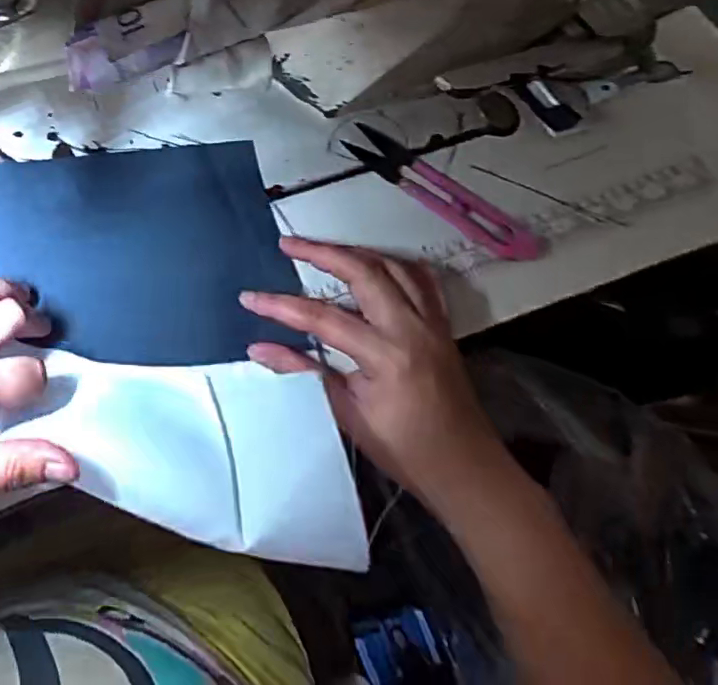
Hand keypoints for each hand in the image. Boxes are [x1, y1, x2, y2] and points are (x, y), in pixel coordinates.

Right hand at [240, 238, 507, 505]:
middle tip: (287, 244)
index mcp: (388, 356)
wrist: (470, 474)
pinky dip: (392, 266)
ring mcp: (433, 327)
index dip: (280, 305)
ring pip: (396, 268)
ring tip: (322, 249)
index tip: (248, 298)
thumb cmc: (404, 449)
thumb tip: (257, 347)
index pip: (322, 316)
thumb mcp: (346, 412)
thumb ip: (302, 370)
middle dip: (322, 253)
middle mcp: (414, 331)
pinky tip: (371, 265)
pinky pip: (421, 282)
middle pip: (365, 273)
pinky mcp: (443, 330)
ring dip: (356, 253)